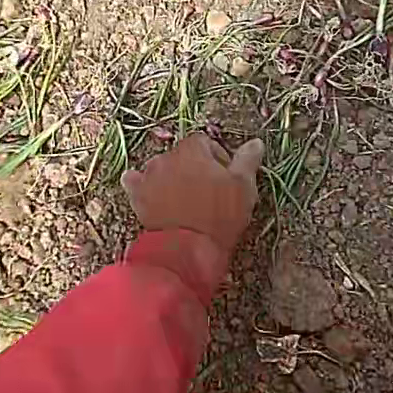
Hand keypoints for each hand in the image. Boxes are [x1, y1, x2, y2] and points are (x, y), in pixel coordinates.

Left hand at [123, 133, 264, 254]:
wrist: (187, 250)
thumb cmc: (220, 215)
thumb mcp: (244, 186)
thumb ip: (248, 160)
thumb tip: (255, 142)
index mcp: (193, 149)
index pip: (206, 142)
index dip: (218, 158)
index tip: (226, 177)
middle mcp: (167, 157)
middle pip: (183, 155)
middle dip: (195, 168)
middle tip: (209, 190)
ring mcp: (148, 176)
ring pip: (163, 169)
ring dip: (173, 177)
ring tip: (186, 199)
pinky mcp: (137, 197)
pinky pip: (137, 183)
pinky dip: (144, 186)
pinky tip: (151, 193)